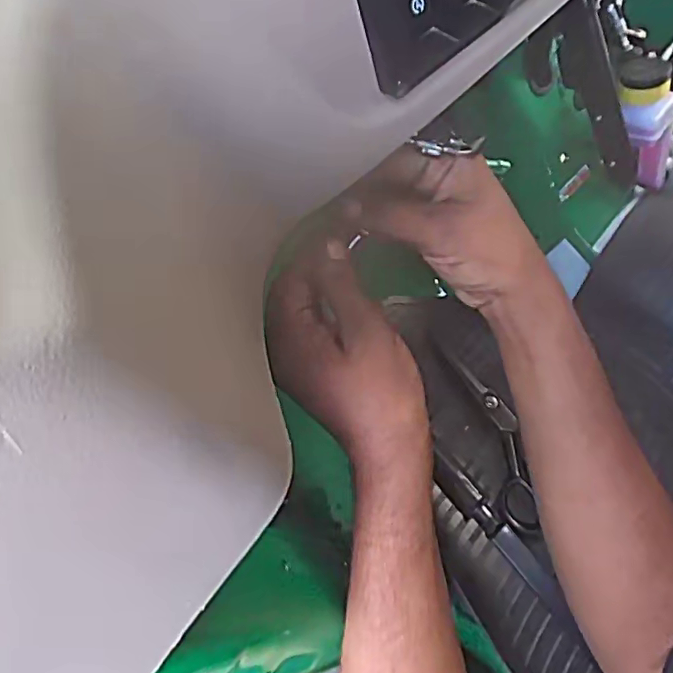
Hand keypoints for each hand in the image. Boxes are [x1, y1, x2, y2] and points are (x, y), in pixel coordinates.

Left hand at [266, 236, 429, 490]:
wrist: (389, 444)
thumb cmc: (383, 393)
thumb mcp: (366, 328)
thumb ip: (342, 284)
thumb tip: (327, 247)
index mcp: (291, 335)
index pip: (293, 275)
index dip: (315, 248)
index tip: (340, 229)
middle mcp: (283, 346)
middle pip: (291, 289)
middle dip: (315, 261)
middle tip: (345, 238)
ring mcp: (295, 359)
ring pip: (299, 304)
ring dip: (320, 280)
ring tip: (349, 258)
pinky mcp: (310, 367)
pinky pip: (309, 321)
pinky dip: (324, 301)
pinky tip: (347, 293)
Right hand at [343, 150, 557, 314]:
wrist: (510, 292)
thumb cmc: (488, 252)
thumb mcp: (437, 230)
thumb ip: (390, 215)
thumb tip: (345, 208)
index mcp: (453, 162)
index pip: (399, 152)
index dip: (366, 161)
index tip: (332, 171)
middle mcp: (440, 174)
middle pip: (390, 172)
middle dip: (360, 184)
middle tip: (324, 192)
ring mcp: (432, 200)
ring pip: (388, 195)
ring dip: (363, 204)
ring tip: (329, 207)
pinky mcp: (425, 224)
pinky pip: (392, 215)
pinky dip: (373, 220)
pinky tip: (348, 222)